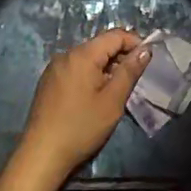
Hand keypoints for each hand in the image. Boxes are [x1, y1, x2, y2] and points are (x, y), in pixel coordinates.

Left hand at [18, 29, 151, 176]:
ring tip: (117, 89)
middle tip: (134, 78)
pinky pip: (76, 68)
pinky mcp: (49, 82)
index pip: (115, 35)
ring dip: (107, 66)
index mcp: (82, 55)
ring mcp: (54, 68)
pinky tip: (95, 95)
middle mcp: (66, 55)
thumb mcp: (113, 100)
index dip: (135, 43)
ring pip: (88, 57)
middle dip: (121, 56)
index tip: (148, 60)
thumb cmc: (81, 126)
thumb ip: (130, 71)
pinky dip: (91, 74)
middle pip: (100, 44)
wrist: (42, 155)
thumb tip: (145, 49)